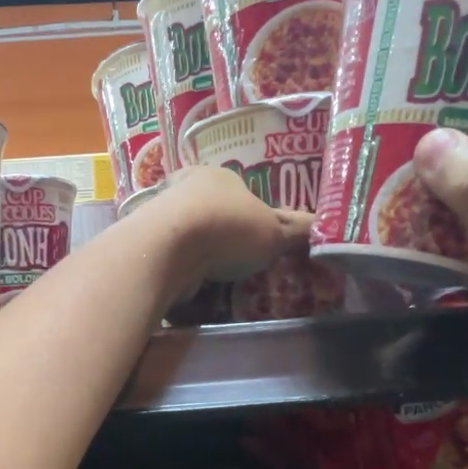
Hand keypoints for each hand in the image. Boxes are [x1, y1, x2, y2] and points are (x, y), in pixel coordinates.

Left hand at [147, 166, 312, 292]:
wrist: (168, 249)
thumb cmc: (227, 228)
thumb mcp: (274, 230)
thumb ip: (297, 230)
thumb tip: (324, 228)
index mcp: (215, 175)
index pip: (234, 190)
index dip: (245, 213)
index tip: (252, 237)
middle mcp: (182, 191)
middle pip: (204, 214)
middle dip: (216, 238)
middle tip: (232, 264)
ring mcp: (157, 220)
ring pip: (181, 240)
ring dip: (192, 259)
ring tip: (209, 284)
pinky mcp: (142, 251)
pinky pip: (164, 265)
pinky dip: (174, 278)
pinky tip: (185, 293)